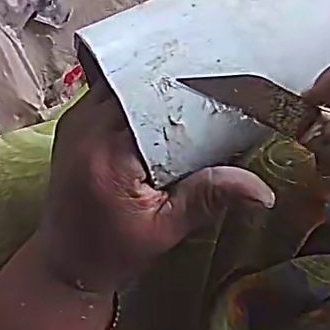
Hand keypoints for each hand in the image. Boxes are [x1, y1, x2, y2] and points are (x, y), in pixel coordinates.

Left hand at [35, 73, 273, 293]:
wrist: (66, 263)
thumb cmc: (114, 252)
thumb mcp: (166, 230)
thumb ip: (208, 198)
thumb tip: (263, 192)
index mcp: (109, 154)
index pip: (150, 98)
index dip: (183, 82)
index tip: (219, 75)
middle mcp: (86, 128)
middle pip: (133, 80)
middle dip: (170, 74)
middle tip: (211, 66)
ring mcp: (75, 121)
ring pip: (118, 78)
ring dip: (150, 78)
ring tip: (189, 72)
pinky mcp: (73, 122)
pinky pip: (106, 89)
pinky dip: (134, 88)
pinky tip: (160, 92)